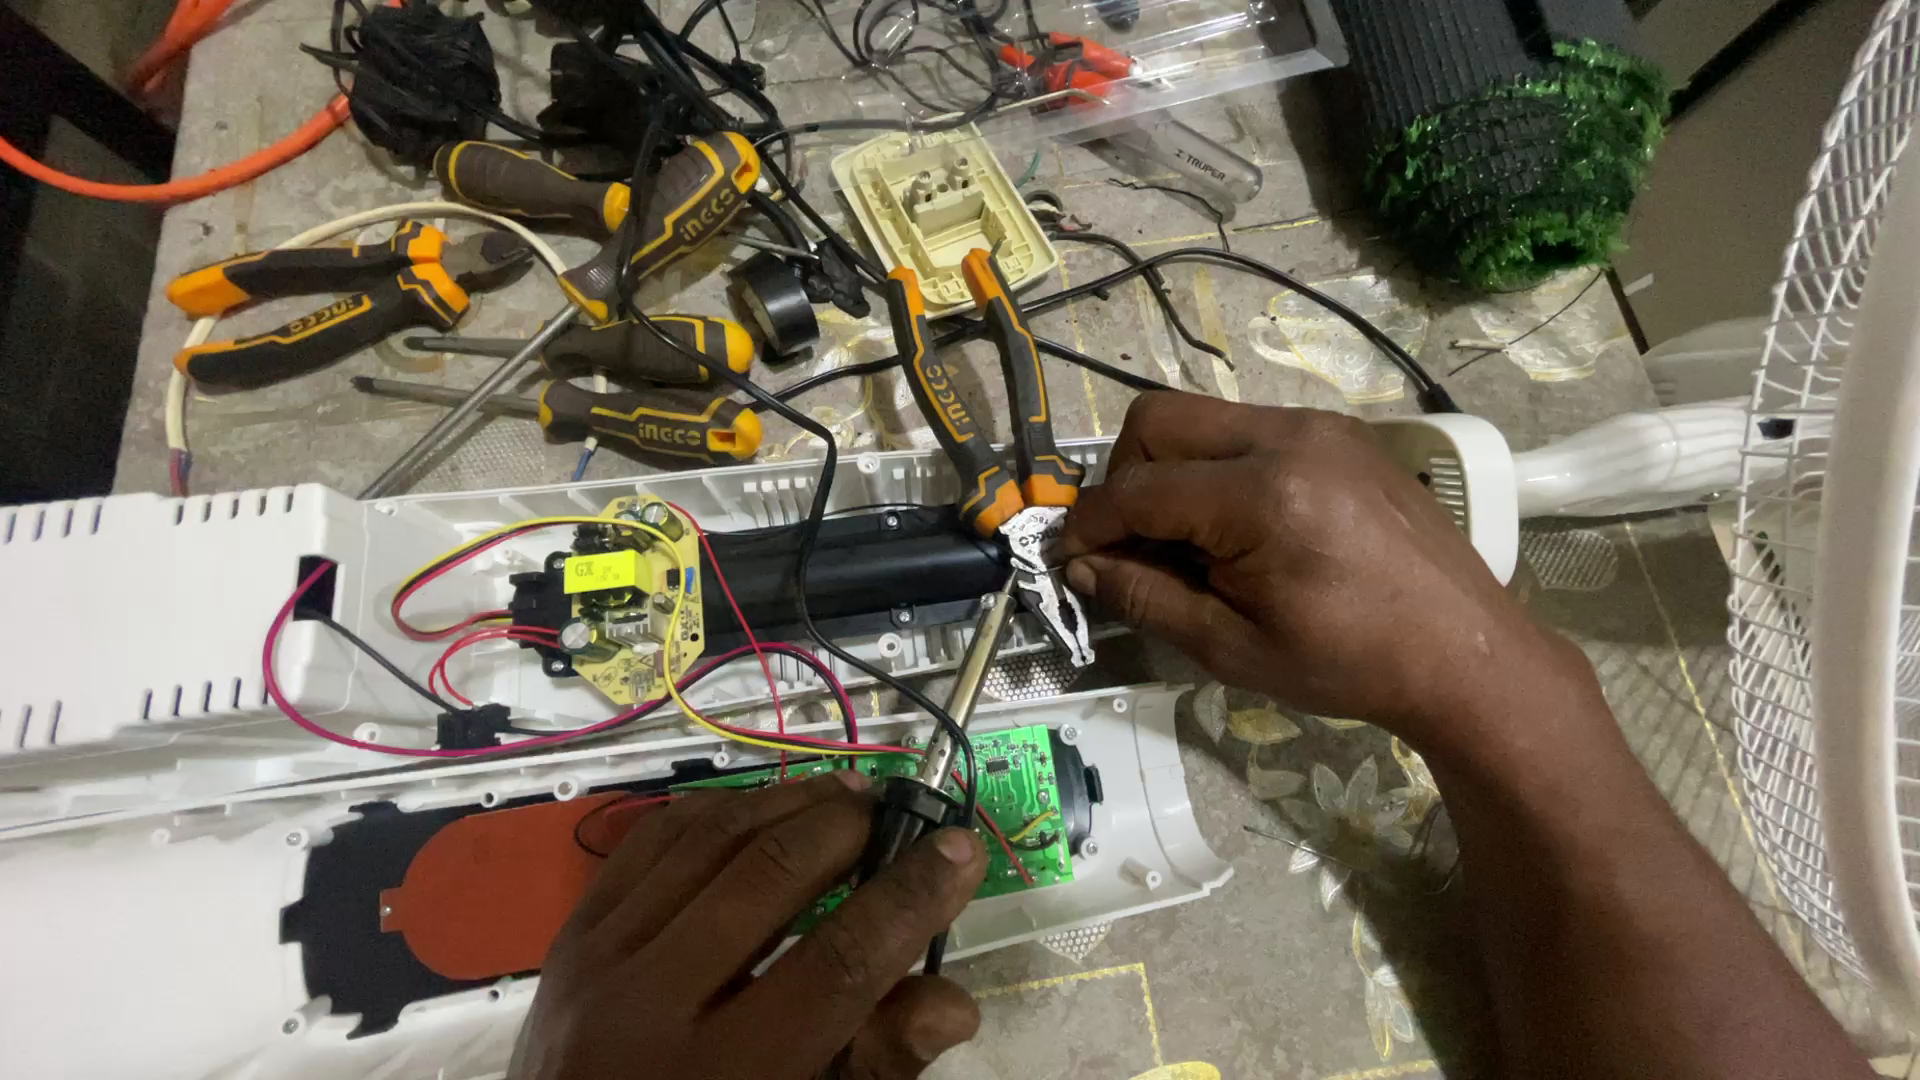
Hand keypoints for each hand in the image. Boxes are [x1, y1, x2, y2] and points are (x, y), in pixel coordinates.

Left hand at [510, 772, 988, 1079]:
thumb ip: (875, 1064)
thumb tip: (954, 999)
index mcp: (717, 1079)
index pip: (837, 964)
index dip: (911, 897)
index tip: (962, 849)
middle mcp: (644, 1010)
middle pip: (771, 876)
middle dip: (850, 829)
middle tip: (895, 813)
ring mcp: (599, 960)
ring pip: (715, 836)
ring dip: (795, 799)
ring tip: (848, 791)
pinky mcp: (574, 930)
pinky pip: (660, 835)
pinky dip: (725, 806)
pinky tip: (770, 804)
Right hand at [1061, 393, 1569, 745]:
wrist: (1465, 653)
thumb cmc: (1346, 663)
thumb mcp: (1227, 646)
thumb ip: (1142, 596)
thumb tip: (1078, 566)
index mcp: (1262, 497)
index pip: (1136, 490)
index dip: (1088, 525)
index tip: (1070, 558)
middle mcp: (1286, 437)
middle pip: (1155, 420)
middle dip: (1121, 478)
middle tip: (1132, 541)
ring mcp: (1316, 425)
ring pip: (1196, 415)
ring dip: (1164, 469)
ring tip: (1184, 537)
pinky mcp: (1335, 431)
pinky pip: (1241, 428)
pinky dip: (1210, 466)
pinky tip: (1233, 523)